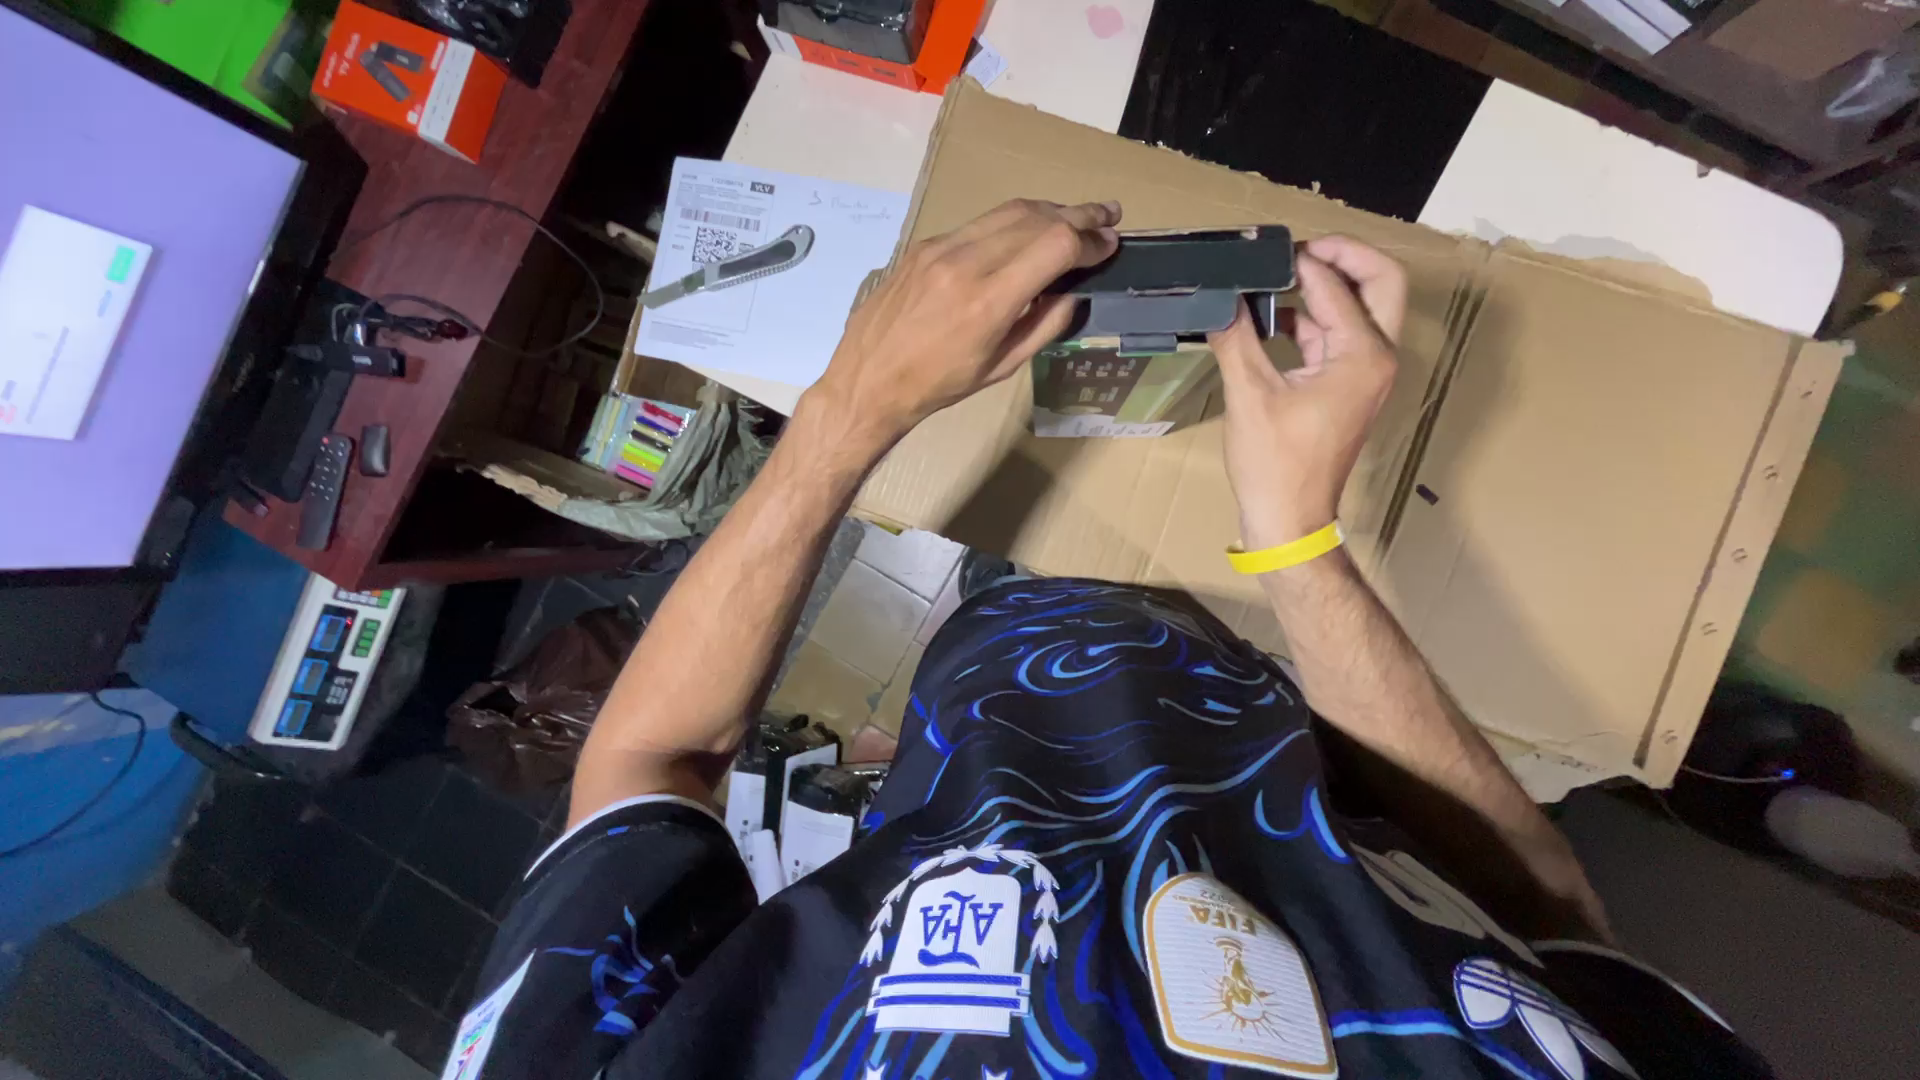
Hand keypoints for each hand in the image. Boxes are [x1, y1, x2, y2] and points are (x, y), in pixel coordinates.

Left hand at [803, 199, 1120, 444]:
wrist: (869, 379)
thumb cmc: (938, 385)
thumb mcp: (1000, 368)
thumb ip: (1043, 326)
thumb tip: (1073, 292)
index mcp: (988, 301)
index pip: (1054, 245)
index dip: (1089, 240)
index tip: (1109, 245)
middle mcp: (965, 263)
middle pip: (1036, 217)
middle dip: (1079, 215)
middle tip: (1108, 217)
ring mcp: (940, 248)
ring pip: (1008, 212)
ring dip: (1049, 210)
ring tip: (1076, 217)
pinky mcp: (924, 245)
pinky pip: (980, 224)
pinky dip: (1013, 222)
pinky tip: (1028, 231)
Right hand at [1209, 234, 1406, 551]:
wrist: (1290, 518)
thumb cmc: (1276, 464)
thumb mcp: (1250, 396)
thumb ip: (1236, 339)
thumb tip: (1218, 301)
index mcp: (1364, 355)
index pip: (1338, 288)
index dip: (1303, 264)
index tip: (1267, 253)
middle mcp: (1376, 358)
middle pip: (1379, 285)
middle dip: (1344, 259)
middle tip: (1300, 248)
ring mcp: (1364, 375)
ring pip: (1357, 311)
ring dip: (1322, 291)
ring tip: (1274, 280)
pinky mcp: (1346, 389)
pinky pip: (1335, 339)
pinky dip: (1309, 322)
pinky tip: (1270, 321)